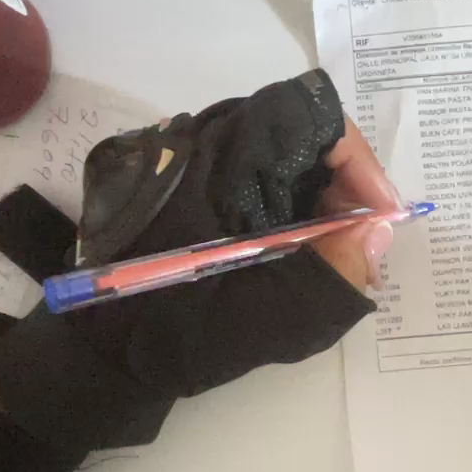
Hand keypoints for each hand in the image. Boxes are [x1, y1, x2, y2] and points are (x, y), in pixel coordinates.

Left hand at [0, 71, 400, 458]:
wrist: (91, 354)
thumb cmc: (169, 334)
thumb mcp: (261, 319)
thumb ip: (329, 275)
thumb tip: (380, 230)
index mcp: (221, 163)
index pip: (311, 117)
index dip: (358, 161)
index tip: (380, 216)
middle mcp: (209, 145)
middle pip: (305, 138)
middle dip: (348, 188)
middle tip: (364, 244)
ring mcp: (198, 163)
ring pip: (287, 160)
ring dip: (325, 201)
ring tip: (336, 256)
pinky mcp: (195, 187)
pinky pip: (264, 180)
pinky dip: (296, 210)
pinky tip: (302, 254)